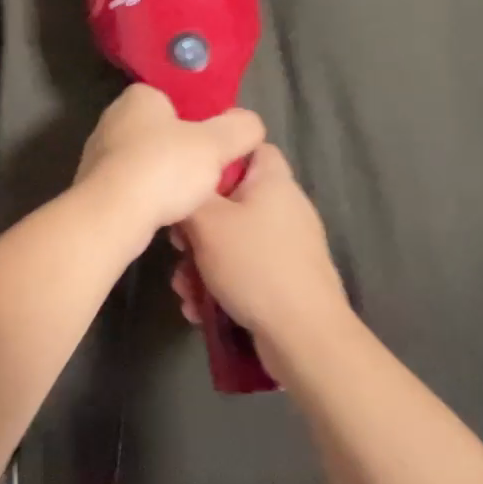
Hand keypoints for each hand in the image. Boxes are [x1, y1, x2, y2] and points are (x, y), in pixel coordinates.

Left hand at [72, 85, 265, 251]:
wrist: (112, 213)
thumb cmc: (163, 167)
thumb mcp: (215, 144)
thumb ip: (239, 129)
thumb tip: (251, 123)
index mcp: (138, 97)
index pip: (173, 100)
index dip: (196, 120)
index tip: (213, 142)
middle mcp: (113, 118)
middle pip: (159, 131)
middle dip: (181, 151)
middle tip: (206, 172)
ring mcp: (99, 152)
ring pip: (145, 160)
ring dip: (164, 176)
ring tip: (188, 197)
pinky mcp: (94, 184)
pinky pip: (131, 185)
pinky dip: (147, 196)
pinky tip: (164, 212)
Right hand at [171, 145, 352, 370]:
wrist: (304, 338)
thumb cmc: (255, 266)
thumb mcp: (208, 223)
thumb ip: (188, 195)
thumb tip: (179, 182)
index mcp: (273, 182)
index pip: (248, 145)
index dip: (217, 153)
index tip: (187, 172)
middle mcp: (284, 208)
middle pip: (230, 199)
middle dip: (196, 225)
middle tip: (177, 243)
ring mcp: (287, 246)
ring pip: (230, 240)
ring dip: (200, 262)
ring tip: (184, 287)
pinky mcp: (284, 280)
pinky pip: (242, 269)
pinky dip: (219, 284)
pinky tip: (199, 308)